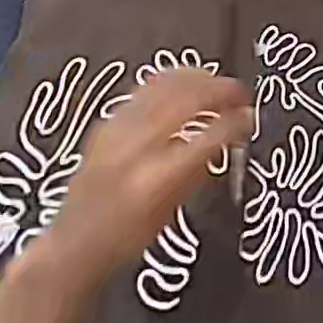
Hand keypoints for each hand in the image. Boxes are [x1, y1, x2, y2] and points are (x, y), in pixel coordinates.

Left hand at [26, 69, 253, 288]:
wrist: (73, 244)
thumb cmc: (127, 238)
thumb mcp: (173, 212)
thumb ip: (201, 169)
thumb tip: (230, 134)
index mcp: (159, 178)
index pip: (208, 137)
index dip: (236, 122)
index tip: (250, 116)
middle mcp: (137, 148)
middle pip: (187, 99)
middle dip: (220, 89)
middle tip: (240, 93)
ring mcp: (118, 131)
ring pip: (164, 85)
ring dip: (196, 78)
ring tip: (216, 82)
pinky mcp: (106, 123)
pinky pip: (143, 89)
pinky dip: (169, 81)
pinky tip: (182, 83)